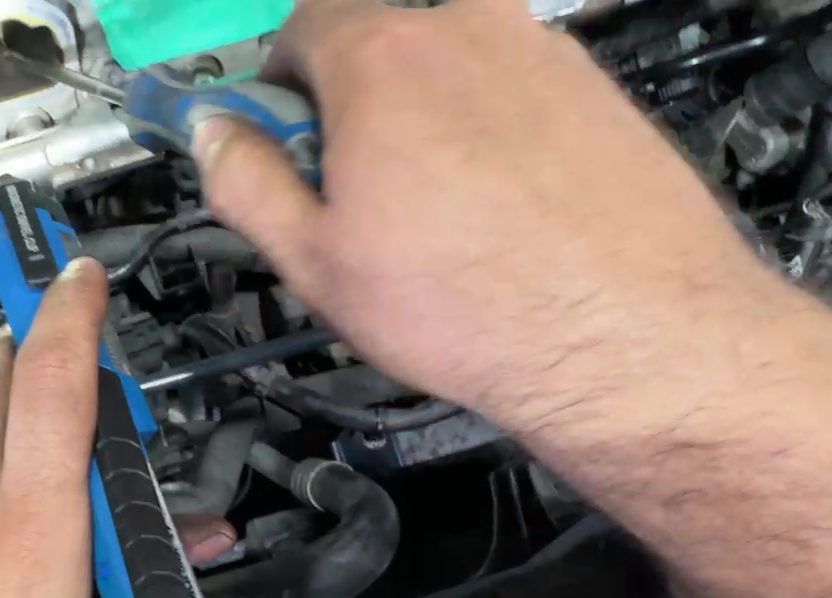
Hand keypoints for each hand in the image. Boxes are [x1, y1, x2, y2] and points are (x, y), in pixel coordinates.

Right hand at [195, 0, 791, 427]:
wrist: (619, 333)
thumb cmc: (459, 303)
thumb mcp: (314, 259)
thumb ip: (246, 182)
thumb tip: (212, 132)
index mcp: (382, 59)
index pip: (302, 25)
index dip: (277, 85)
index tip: (280, 142)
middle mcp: (466, 26)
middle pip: (377, 45)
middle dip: (347, 110)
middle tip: (353, 201)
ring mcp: (539, 49)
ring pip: (445, 72)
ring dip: (416, 125)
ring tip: (428, 220)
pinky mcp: (589, 87)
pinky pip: (505, 94)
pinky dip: (479, 136)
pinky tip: (488, 214)